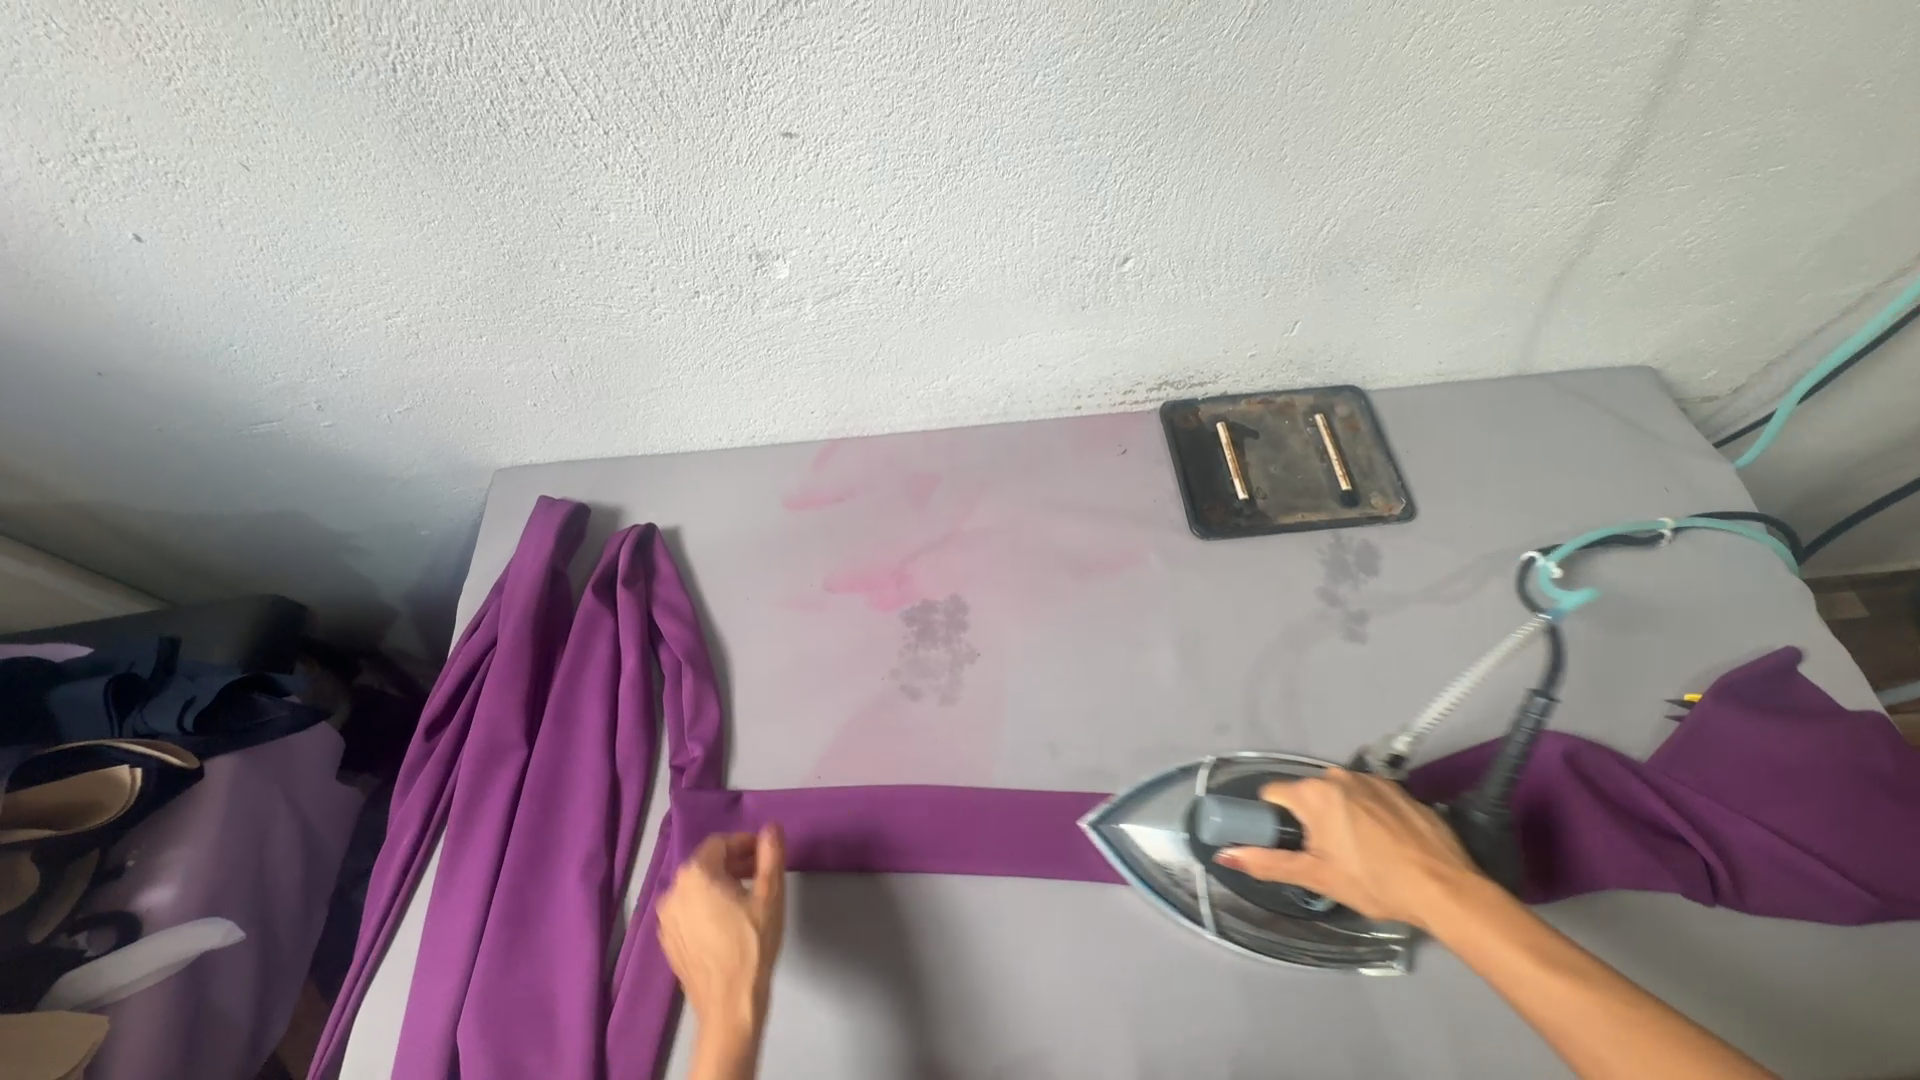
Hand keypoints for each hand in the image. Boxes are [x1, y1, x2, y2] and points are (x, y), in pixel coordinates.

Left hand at [658, 825, 786, 1033]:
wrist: (730, 1006)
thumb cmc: (753, 944)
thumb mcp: (771, 895)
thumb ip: (771, 855)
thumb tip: (772, 827)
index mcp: (695, 875)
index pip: (721, 843)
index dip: (746, 843)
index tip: (767, 854)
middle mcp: (672, 891)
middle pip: (707, 864)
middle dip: (736, 863)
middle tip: (763, 874)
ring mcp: (666, 919)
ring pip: (697, 888)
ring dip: (722, 884)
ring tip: (749, 897)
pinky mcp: (669, 941)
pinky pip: (689, 910)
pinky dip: (708, 906)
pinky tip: (730, 922)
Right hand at [1213, 768, 1479, 927]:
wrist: (1447, 888)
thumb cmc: (1375, 883)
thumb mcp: (1318, 877)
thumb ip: (1269, 862)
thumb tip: (1225, 855)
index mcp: (1313, 794)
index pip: (1273, 793)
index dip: (1275, 819)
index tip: (1291, 844)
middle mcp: (1338, 776)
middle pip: (1308, 794)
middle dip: (1310, 819)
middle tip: (1329, 854)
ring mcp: (1373, 779)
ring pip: (1340, 794)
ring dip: (1340, 814)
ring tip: (1361, 850)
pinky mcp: (1401, 788)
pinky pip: (1370, 796)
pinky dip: (1370, 813)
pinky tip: (1386, 842)